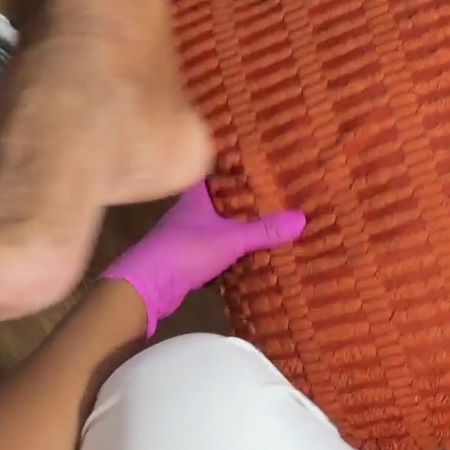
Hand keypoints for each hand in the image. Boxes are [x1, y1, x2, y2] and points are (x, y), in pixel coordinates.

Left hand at [101, 182, 305, 335]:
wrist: (147, 285)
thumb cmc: (185, 250)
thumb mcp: (231, 239)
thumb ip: (264, 231)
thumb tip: (302, 219)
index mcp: (196, 197)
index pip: (216, 174)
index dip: (235, 167)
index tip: (258, 164)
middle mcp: (188, 213)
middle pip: (219, 202)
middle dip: (242, 201)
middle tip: (272, 197)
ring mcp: (185, 238)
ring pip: (216, 228)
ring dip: (235, 229)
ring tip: (266, 225)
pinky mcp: (185, 262)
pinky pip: (213, 252)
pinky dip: (228, 254)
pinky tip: (246, 257)